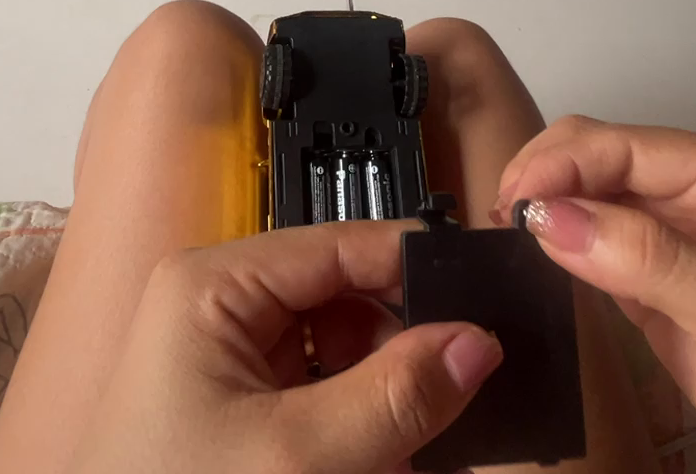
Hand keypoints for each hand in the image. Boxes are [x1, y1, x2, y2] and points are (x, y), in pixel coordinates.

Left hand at [68, 220, 503, 473]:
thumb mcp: (297, 458)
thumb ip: (394, 396)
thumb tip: (477, 342)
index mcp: (213, 282)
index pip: (334, 244)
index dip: (409, 263)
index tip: (483, 292)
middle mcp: (218, 301)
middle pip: (340, 296)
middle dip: (399, 342)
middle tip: (465, 381)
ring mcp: (227, 352)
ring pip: (336, 346)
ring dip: (383, 388)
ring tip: (427, 431)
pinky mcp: (237, 400)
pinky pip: (317, 388)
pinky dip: (357, 419)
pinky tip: (389, 452)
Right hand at [496, 118, 695, 473]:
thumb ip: (652, 261)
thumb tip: (546, 216)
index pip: (621, 143)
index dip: (560, 162)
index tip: (512, 204)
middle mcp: (691, 193)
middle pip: (595, 158)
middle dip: (545, 177)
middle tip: (503, 224)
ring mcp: (670, 239)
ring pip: (585, 198)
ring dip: (545, 209)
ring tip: (507, 241)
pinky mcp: (651, 285)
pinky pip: (590, 247)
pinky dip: (556, 248)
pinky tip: (533, 263)